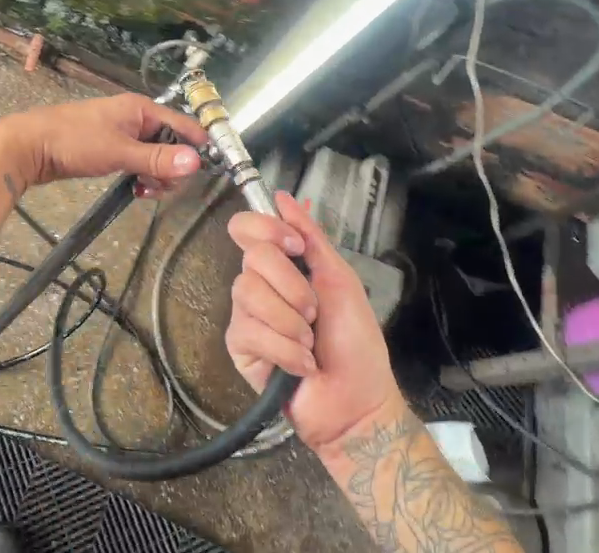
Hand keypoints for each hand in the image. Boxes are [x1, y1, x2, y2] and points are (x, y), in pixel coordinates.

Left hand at [0, 93, 207, 195]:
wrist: (30, 146)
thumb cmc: (74, 141)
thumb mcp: (118, 151)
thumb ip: (156, 158)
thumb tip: (197, 161)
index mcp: (141, 109)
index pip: (184, 125)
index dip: (198, 147)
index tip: (210, 172)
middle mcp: (136, 118)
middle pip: (173, 145)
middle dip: (172, 169)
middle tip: (158, 186)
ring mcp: (124, 135)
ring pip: (157, 158)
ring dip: (157, 176)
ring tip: (143, 190)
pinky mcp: (113, 151)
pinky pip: (140, 163)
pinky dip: (142, 177)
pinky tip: (134, 190)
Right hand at [225, 191, 405, 451]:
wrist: (358, 404)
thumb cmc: (356, 343)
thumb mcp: (341, 281)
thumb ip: (312, 238)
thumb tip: (283, 195)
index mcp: (281, 266)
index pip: (247, 227)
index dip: (267, 229)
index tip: (296, 249)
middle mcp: (258, 284)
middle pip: (252, 257)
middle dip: (292, 287)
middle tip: (314, 312)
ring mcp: (246, 315)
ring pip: (249, 293)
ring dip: (292, 322)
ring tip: (310, 344)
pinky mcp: (239, 346)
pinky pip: (251, 331)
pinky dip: (286, 350)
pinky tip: (301, 365)